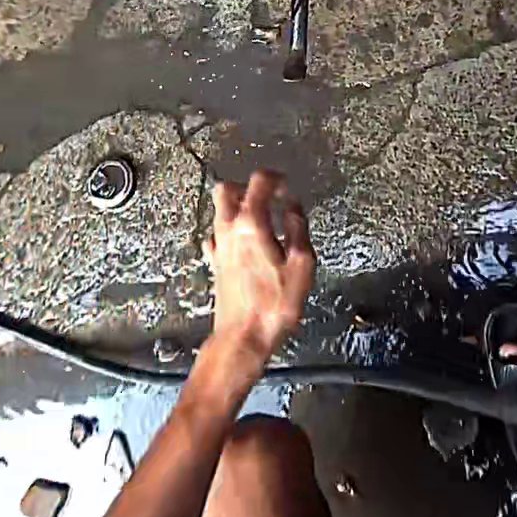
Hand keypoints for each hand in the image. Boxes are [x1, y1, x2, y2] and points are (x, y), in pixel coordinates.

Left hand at [202, 169, 314, 366]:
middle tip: (269, 197)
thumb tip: (294, 209)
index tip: (287, 186)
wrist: (242, 337)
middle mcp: (230, 230)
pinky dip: (231, 230)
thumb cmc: (273, 305)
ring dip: (239, 206)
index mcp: (252, 225)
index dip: (276, 178)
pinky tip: (246, 242)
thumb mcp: (302, 264)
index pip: (259, 182)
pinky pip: (218, 233)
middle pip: (228, 189)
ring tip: (262, 219)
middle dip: (249, 187)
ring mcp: (219, 245)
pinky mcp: (215, 262)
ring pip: (220, 209)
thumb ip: (298, 229)